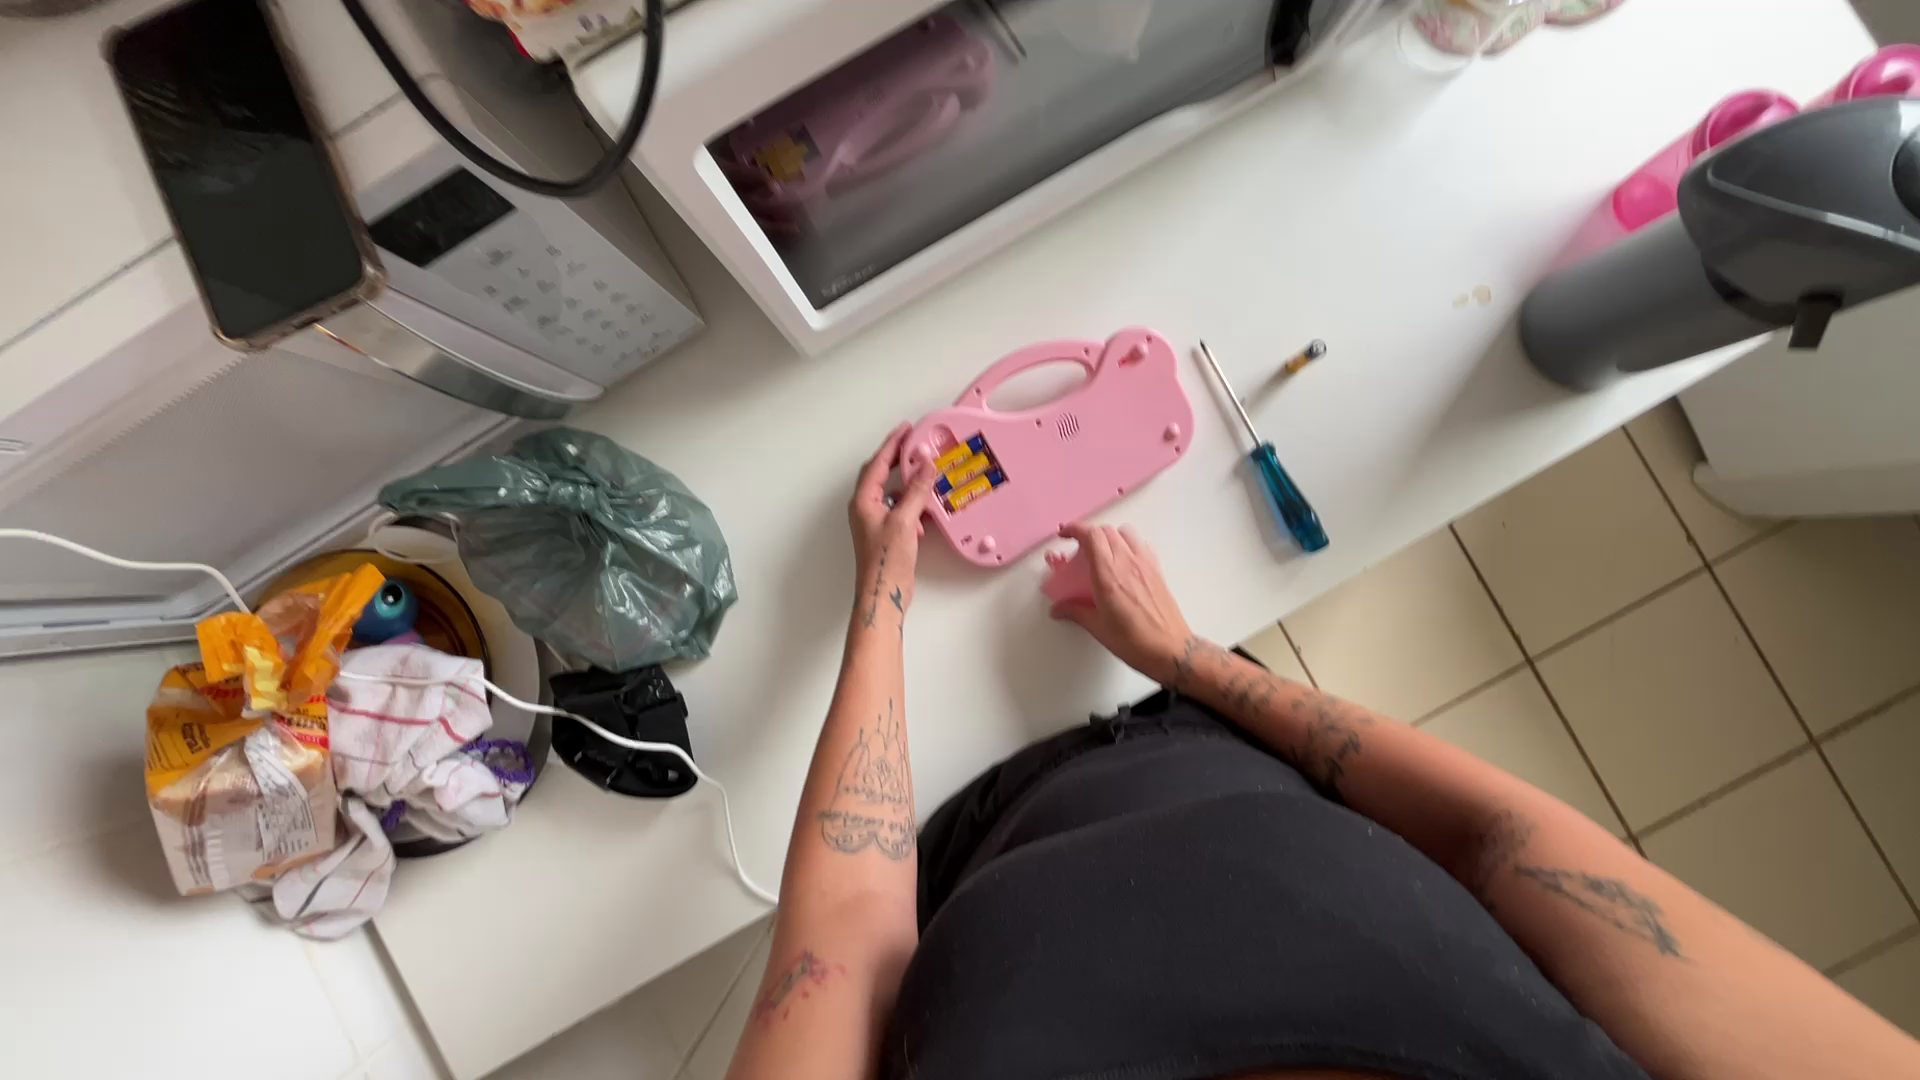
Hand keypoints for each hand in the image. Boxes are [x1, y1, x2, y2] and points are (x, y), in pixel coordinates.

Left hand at [848, 423, 937, 630]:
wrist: (884, 592)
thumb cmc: (886, 560)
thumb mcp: (904, 520)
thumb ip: (916, 491)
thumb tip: (925, 465)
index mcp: (863, 501)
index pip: (877, 464)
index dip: (892, 445)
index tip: (906, 429)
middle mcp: (866, 508)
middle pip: (881, 475)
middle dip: (898, 460)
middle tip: (916, 445)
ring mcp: (876, 522)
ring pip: (892, 493)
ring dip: (909, 483)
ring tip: (927, 473)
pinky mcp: (887, 534)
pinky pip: (901, 510)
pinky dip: (914, 504)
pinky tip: (928, 508)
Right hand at [1049, 523, 1197, 683]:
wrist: (1170, 650)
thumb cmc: (1134, 641)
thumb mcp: (1098, 628)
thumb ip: (1075, 612)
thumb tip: (1059, 608)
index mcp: (1108, 576)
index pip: (1091, 536)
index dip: (1074, 529)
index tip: (1064, 535)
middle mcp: (1127, 563)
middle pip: (1105, 531)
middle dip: (1088, 535)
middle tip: (1077, 549)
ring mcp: (1144, 564)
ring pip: (1124, 533)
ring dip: (1109, 536)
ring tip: (1101, 552)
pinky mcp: (1156, 570)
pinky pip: (1140, 545)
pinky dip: (1127, 544)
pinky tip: (1123, 561)